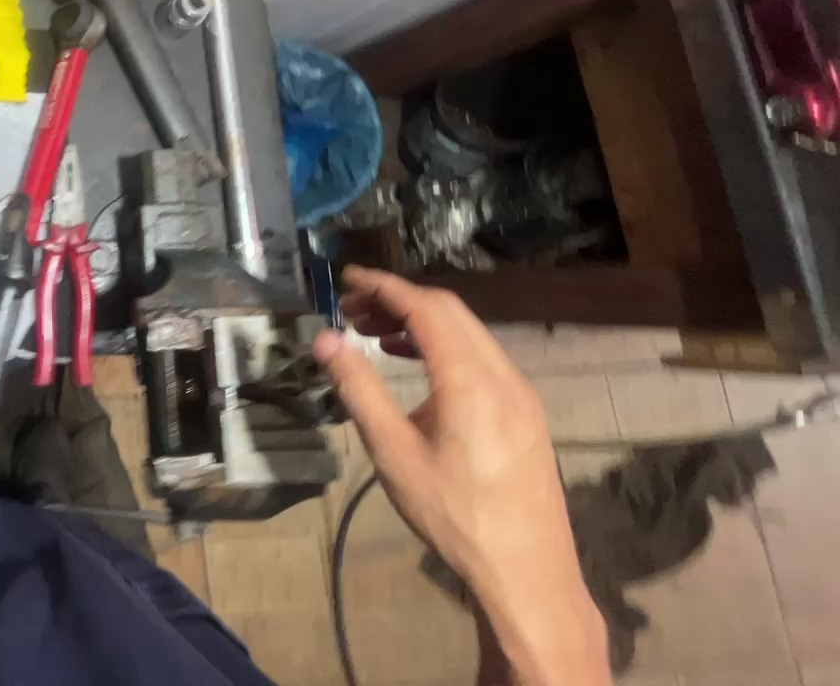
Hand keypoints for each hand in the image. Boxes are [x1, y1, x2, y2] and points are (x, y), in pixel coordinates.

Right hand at [315, 267, 607, 684]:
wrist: (527, 573)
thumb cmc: (451, 512)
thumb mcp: (392, 450)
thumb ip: (359, 387)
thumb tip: (324, 338)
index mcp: (472, 382)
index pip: (427, 309)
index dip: (384, 286)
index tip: (346, 279)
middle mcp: (503, 378)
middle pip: (450, 312)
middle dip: (397, 300)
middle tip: (349, 309)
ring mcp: (520, 396)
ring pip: (467, 333)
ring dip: (418, 321)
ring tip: (371, 333)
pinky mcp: (523, 413)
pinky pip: (479, 356)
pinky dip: (439, 344)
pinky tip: (410, 361)